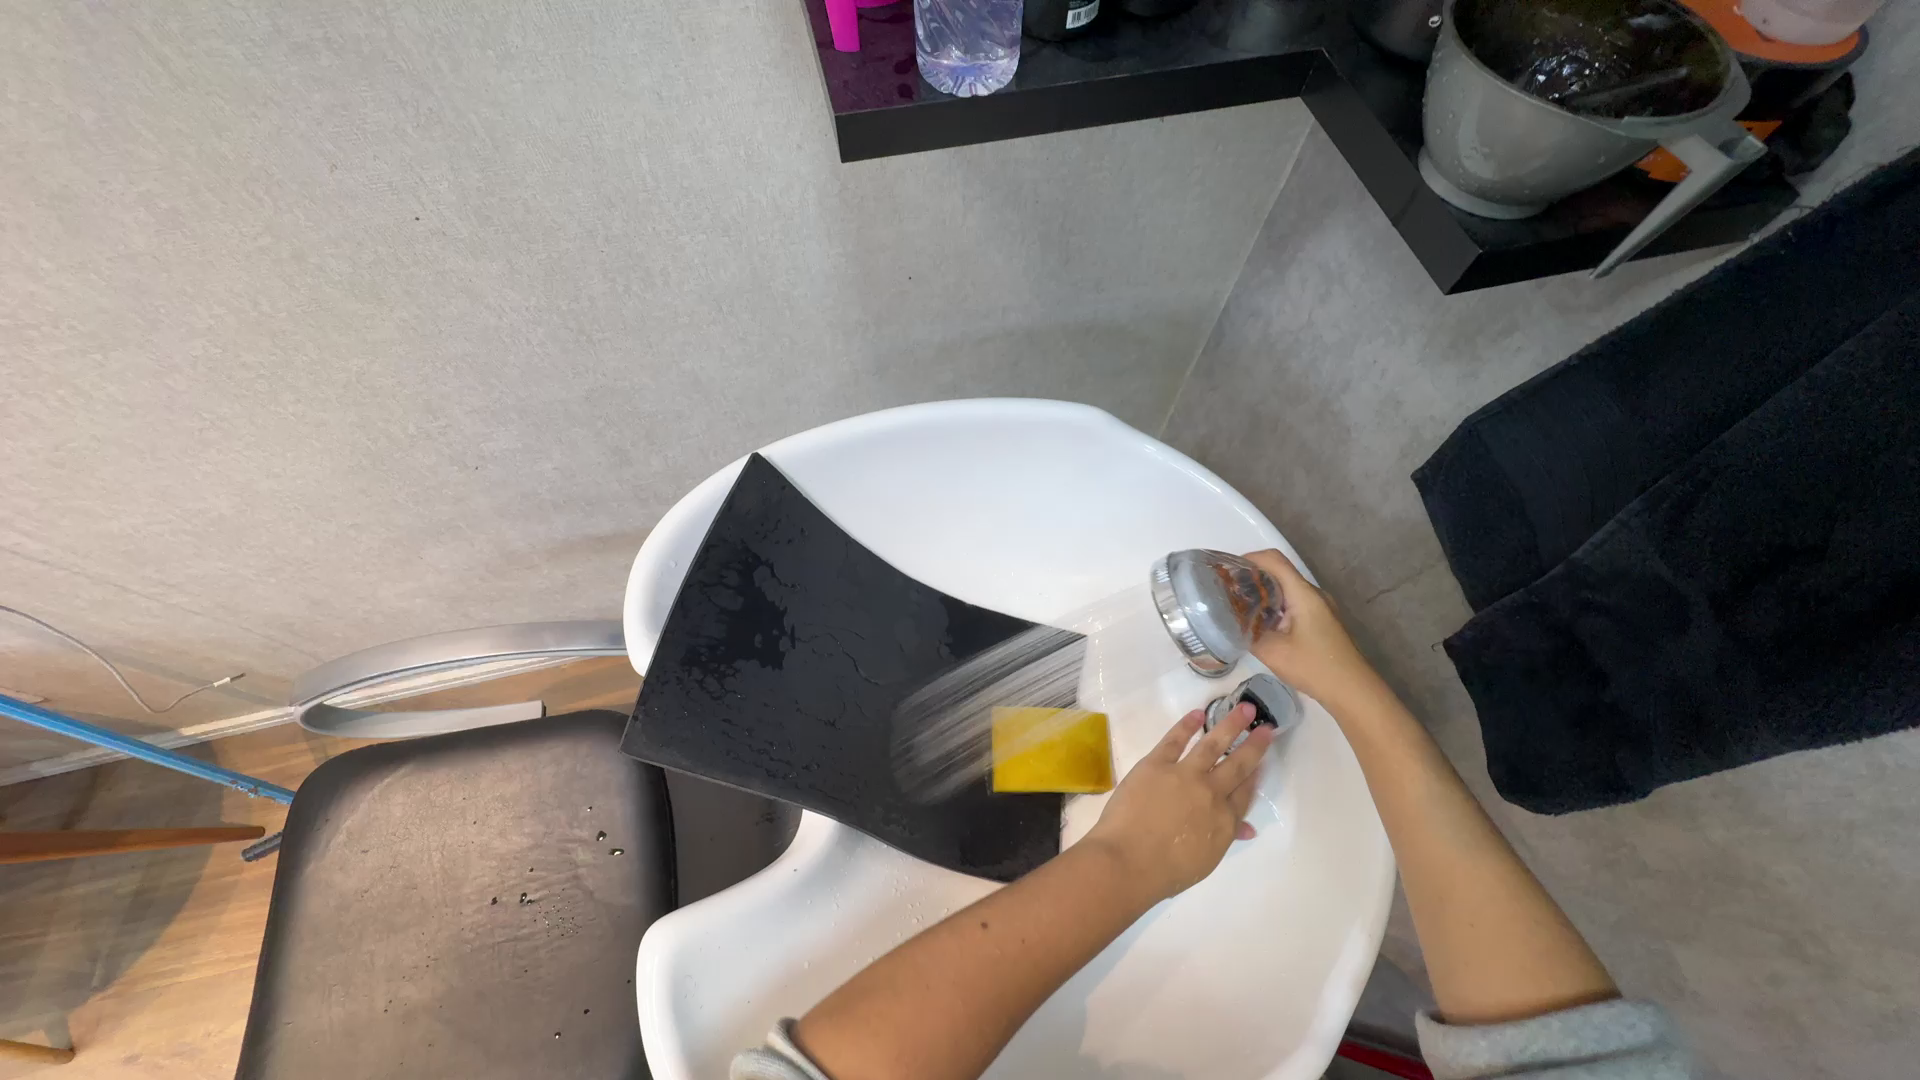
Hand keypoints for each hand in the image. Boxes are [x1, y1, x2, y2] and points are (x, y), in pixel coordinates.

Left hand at [1081, 704, 1273, 904]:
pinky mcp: (1156, 764)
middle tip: (1266, 726)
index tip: (1262, 759)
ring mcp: (1184, 775)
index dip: (1255, 774)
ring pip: (1213, 744)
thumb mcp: (1205, 859)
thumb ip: (1226, 837)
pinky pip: (1175, 740)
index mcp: (1225, 821)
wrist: (1129, 861)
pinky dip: (1187, 725)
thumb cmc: (1167, 870)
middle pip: (1238, 764)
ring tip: (1244, 709)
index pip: (1245, 792)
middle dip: (1254, 744)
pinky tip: (1198, 714)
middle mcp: (1211, 793)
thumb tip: (1247, 828)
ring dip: (1230, 725)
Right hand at [1241, 549, 1383, 711]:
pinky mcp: (1320, 621)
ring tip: (1237, 606)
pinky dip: (1273, 605)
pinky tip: (1259, 622)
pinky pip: (1292, 603)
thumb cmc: (1315, 667)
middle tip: (1225, 590)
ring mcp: (1319, 608)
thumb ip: (1247, 633)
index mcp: (1303, 594)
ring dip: (1261, 592)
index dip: (1248, 558)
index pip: (1274, 560)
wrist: (1353, 691)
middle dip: (1250, 576)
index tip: (1226, 570)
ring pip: (1285, 589)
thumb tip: (1229, 622)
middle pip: (1279, 572)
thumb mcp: (1272, 652)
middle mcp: (1313, 594)